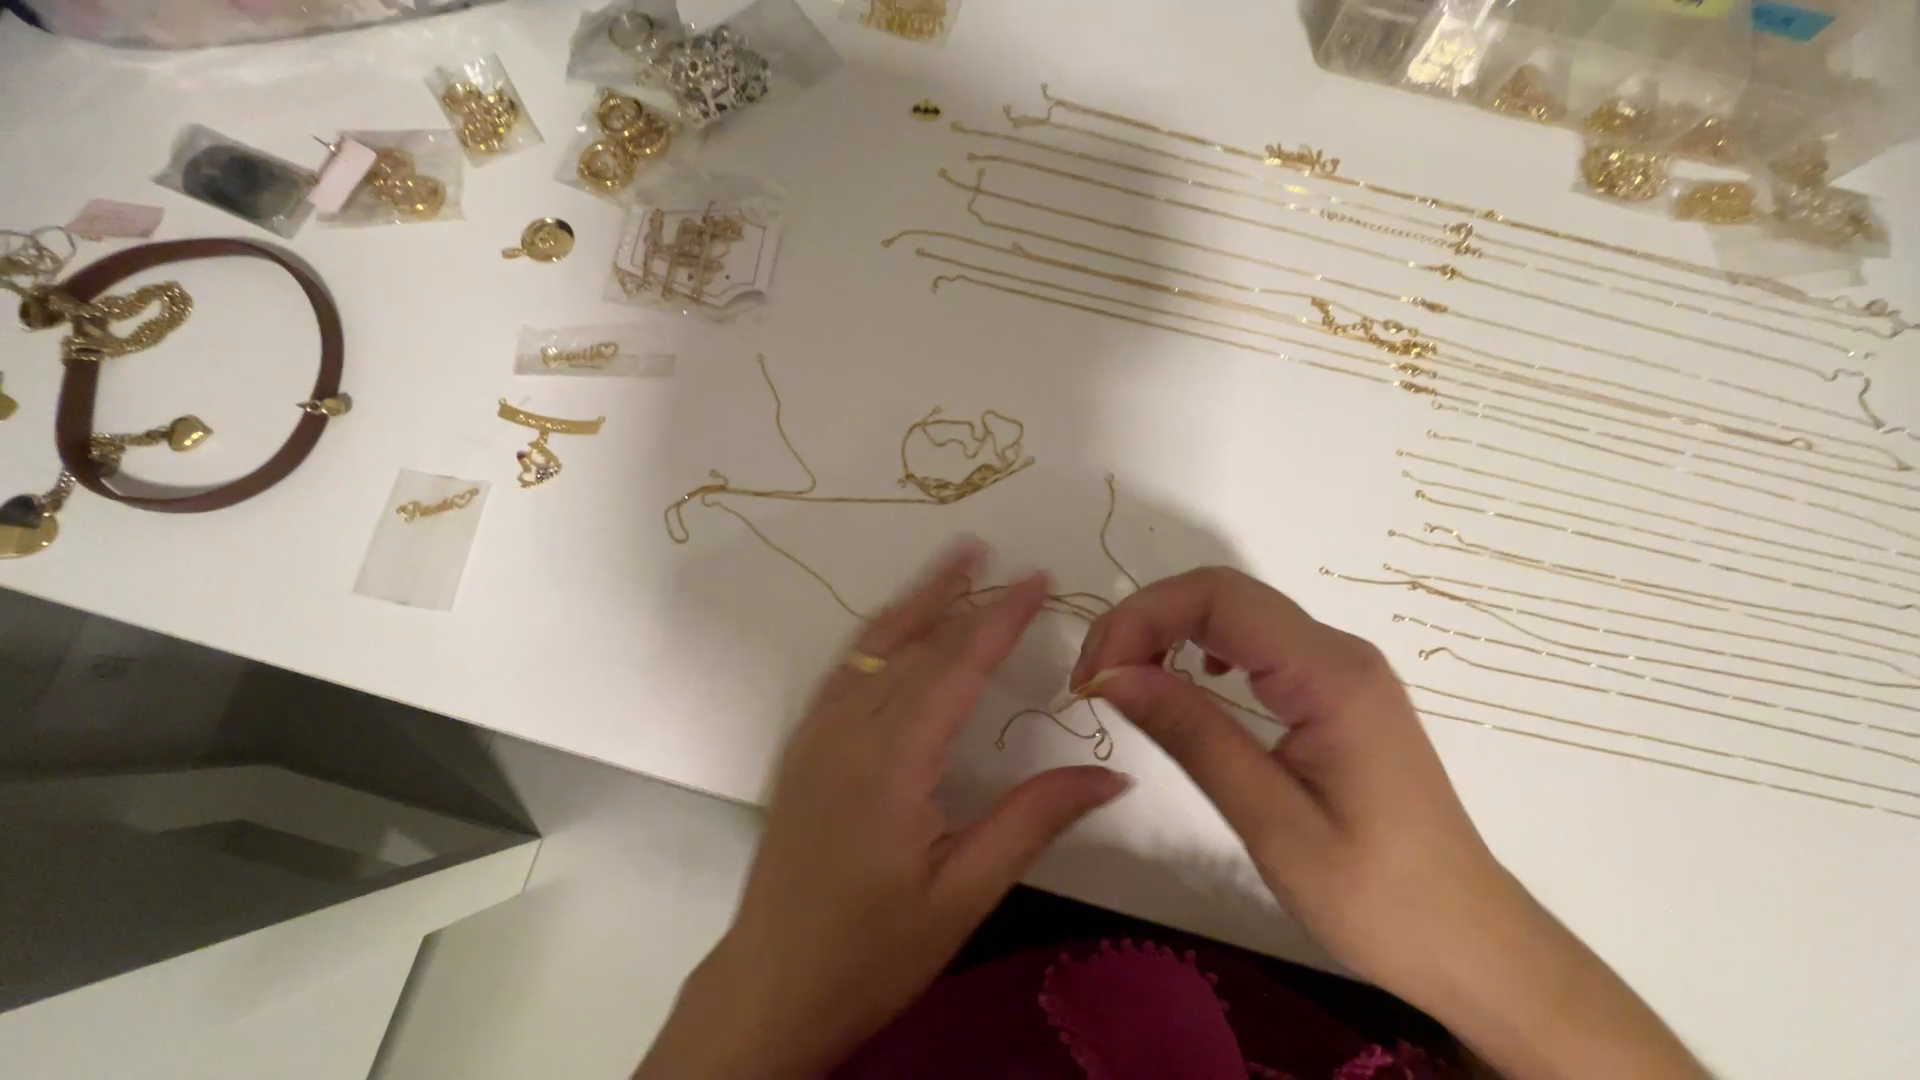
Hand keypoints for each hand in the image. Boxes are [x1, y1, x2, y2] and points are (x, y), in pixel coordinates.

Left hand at [637, 541, 1129, 1079]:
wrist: (772, 984)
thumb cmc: (873, 949)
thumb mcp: (965, 894)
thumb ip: (1033, 821)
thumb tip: (1111, 775)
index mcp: (892, 762)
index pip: (956, 667)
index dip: (1000, 618)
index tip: (1036, 579)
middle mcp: (847, 732)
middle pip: (911, 643)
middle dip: (956, 593)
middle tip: (993, 550)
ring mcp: (815, 735)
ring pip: (869, 647)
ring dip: (913, 601)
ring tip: (949, 563)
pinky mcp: (801, 749)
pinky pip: (843, 671)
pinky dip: (877, 635)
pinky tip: (895, 629)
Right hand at [1072, 567, 1708, 1079]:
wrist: (1469, 943)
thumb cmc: (1375, 894)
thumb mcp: (1270, 820)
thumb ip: (1192, 734)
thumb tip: (1111, 674)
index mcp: (1329, 673)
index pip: (1216, 597)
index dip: (1140, 619)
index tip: (1093, 679)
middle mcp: (1338, 652)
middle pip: (1222, 595)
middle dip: (1145, 622)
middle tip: (1095, 682)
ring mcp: (1341, 670)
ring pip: (1236, 614)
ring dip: (1169, 632)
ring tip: (1125, 683)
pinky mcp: (1336, 694)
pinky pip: (1257, 645)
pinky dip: (1202, 648)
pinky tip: (1187, 683)